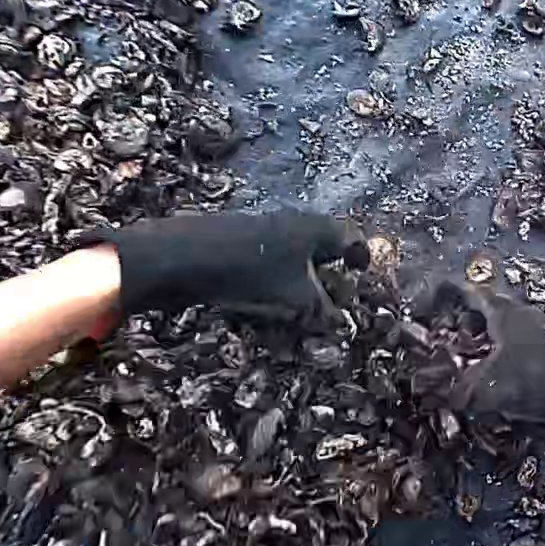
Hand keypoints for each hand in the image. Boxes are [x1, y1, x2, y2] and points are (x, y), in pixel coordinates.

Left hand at [93, 212, 365, 319]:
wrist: (181, 255)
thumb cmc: (249, 272)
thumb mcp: (294, 299)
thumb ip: (322, 311)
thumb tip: (343, 324)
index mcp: (314, 229)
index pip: (350, 237)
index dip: (360, 256)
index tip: (362, 272)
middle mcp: (293, 221)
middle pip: (324, 243)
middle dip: (333, 268)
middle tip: (336, 293)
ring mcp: (265, 226)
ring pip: (297, 250)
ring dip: (305, 272)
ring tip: (304, 300)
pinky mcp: (241, 237)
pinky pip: (273, 255)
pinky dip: (281, 273)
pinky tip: (270, 294)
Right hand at [423, 281, 544, 480]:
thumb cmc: (534, 385)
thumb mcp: (489, 389)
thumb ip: (457, 388)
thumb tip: (425, 390)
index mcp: (503, 313)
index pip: (471, 292)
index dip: (451, 292)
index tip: (433, 294)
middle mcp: (520, 311)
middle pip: (486, 304)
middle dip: (465, 312)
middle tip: (447, 324)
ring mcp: (537, 324)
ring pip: (502, 318)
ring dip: (483, 327)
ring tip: (466, 343)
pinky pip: (514, 330)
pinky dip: (498, 338)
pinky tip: (494, 358)